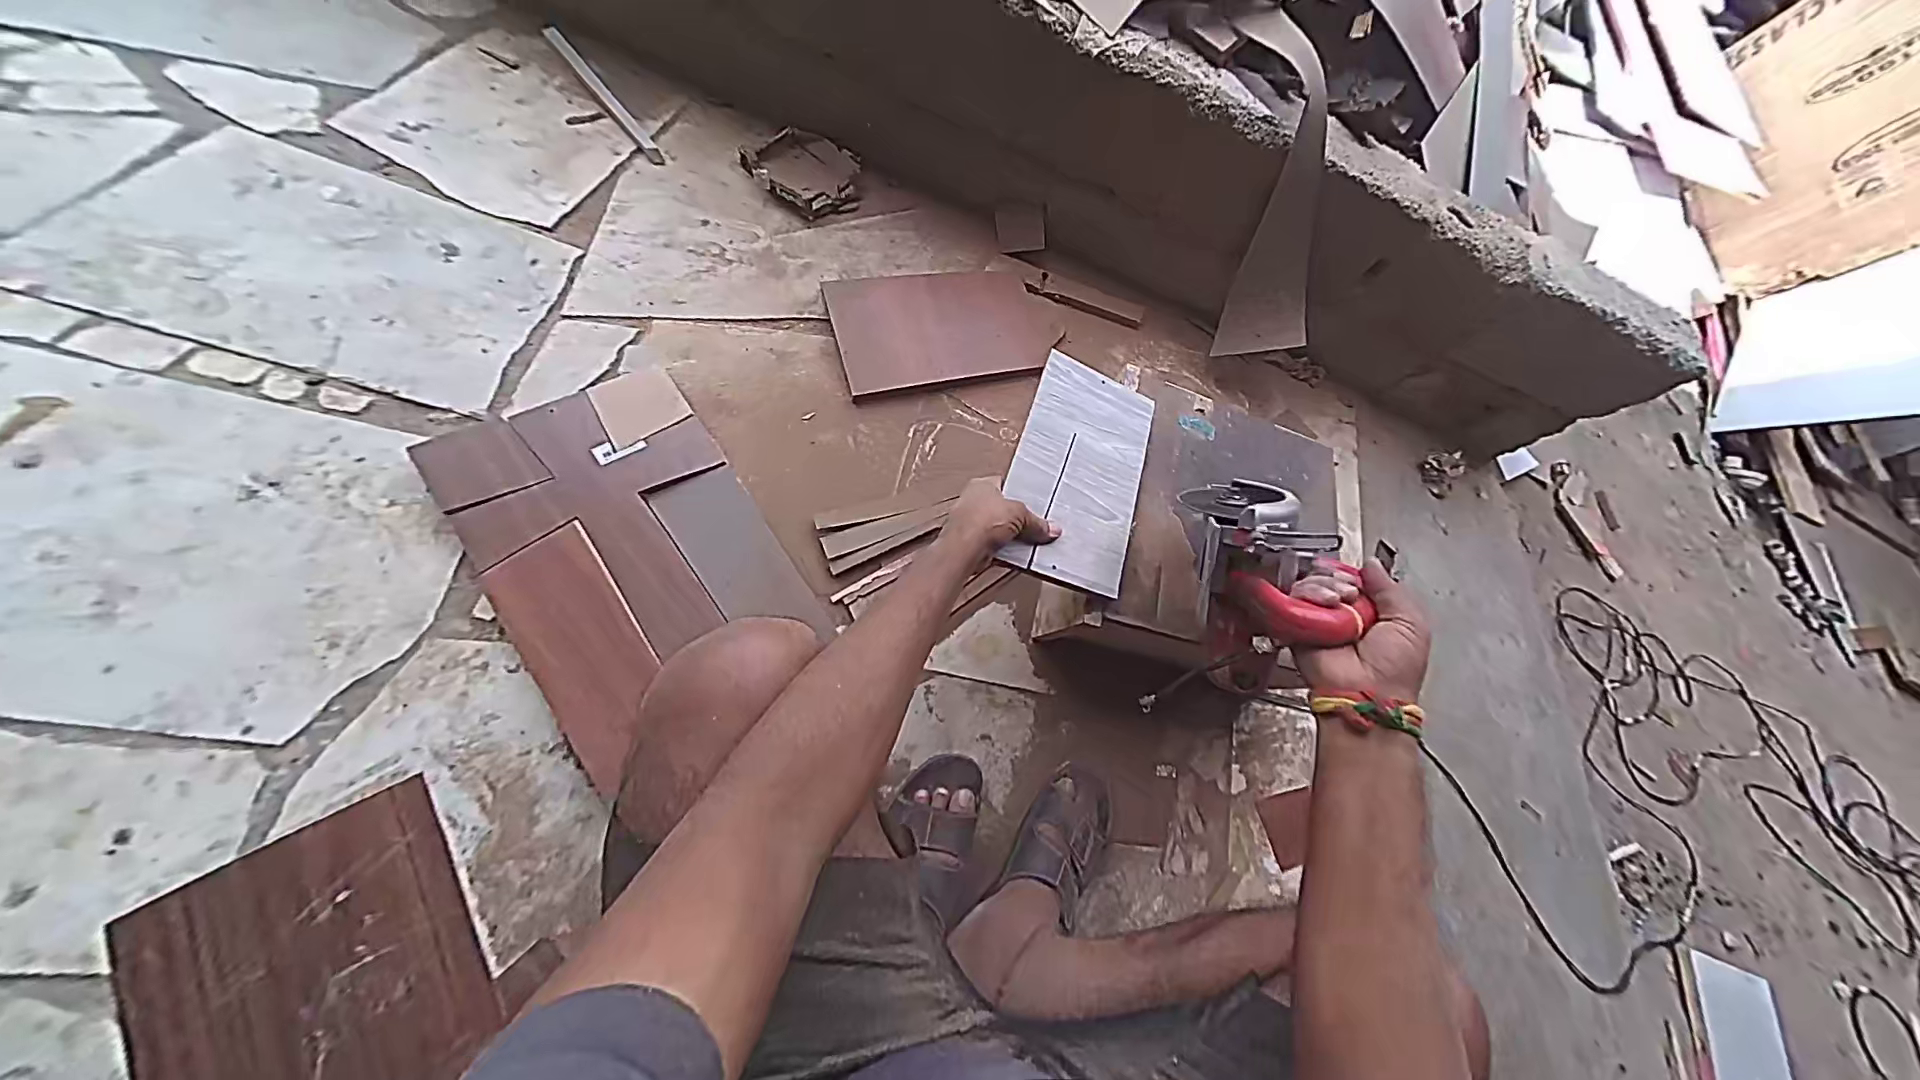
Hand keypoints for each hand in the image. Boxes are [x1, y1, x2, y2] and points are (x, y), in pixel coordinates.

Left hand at [939, 477, 1058, 565]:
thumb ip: (1036, 522)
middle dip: (1017, 519)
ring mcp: (969, 523)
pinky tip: (1016, 553)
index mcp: (982, 484)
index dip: (1020, 493)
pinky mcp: (970, 543)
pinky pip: (993, 545)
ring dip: (1011, 536)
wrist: (964, 549)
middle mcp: (973, 501)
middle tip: (1034, 524)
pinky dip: (1004, 550)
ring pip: (998, 529)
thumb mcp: (1020, 514)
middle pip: (1002, 509)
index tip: (1034, 503)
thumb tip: (1050, 529)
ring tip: (1028, 540)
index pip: (1005, 484)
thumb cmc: (981, 521)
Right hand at [1289, 558, 1428, 703]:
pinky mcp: (1298, 628)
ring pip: (1310, 586)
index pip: (1353, 579)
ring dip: (1324, 588)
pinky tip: (1323, 606)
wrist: (1366, 693)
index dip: (1352, 573)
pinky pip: (1293, 602)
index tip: (1355, 577)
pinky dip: (1306, 596)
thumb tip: (1371, 565)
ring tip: (1337, 603)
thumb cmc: (1394, 668)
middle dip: (1338, 579)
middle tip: (1349, 594)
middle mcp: (1342, 615)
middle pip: (1329, 579)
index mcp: (1371, 612)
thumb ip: (1391, 590)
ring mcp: (1319, 621)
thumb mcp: (1411, 623)